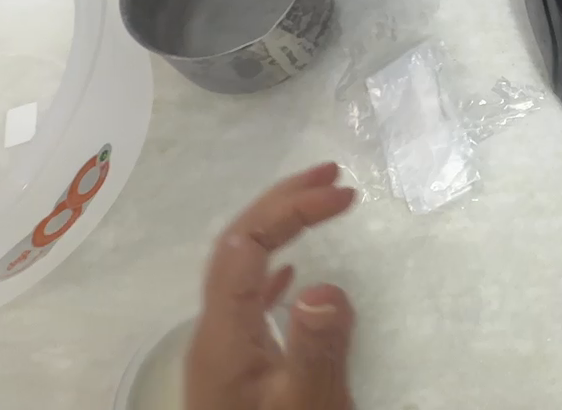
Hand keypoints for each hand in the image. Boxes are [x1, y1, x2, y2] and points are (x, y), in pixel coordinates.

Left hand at [185, 164, 358, 409]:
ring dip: (279, 224)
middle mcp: (215, 336)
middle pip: (236, 246)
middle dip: (283, 201)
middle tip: (334, 174)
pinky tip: (294, 270)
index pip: (245, 244)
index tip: (346, 194)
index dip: (292, 207)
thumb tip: (325, 282)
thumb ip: (317, 350)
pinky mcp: (240, 367)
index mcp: (223, 339)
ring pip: (243, 266)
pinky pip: (251, 295)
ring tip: (320, 199)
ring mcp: (224, 352)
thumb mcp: (311, 409)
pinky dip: (276, 264)